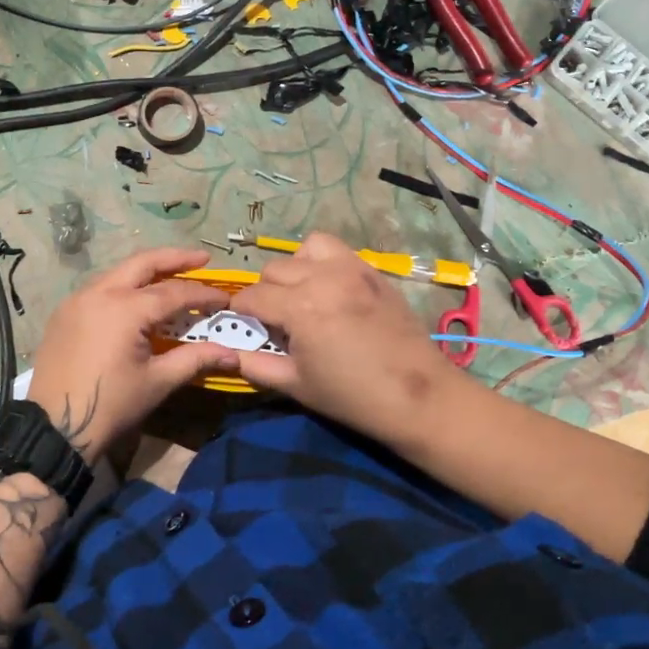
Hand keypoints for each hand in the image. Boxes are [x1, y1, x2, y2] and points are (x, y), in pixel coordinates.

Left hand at [26, 248, 239, 464]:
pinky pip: (100, 287)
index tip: (225, 298)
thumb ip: (195, 359)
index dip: (202, 294)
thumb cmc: (111, 404)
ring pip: (118, 271)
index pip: (174, 292)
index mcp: (126, 308)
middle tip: (202, 259)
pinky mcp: (64, 311)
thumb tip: (232, 354)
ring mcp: (77, 298)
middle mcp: (100, 292)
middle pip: (143, 262)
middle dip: (175, 258)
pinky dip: (123, 284)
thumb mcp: (158, 382)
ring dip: (147, 269)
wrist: (56, 426)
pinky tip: (136, 297)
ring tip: (172, 275)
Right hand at [230, 233, 458, 439]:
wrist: (419, 398)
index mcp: (301, 308)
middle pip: (273, 270)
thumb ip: (255, 364)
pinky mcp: (372, 270)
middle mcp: (323, 278)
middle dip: (266, 293)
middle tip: (277, 321)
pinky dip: (321, 261)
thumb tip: (228, 352)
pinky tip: (328, 289)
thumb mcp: (296, 385)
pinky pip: (334, 249)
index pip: (253, 296)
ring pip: (302, 251)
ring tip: (302, 296)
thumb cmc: (353, 397)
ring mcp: (351, 269)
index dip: (241, 312)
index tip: (244, 327)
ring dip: (294, 270)